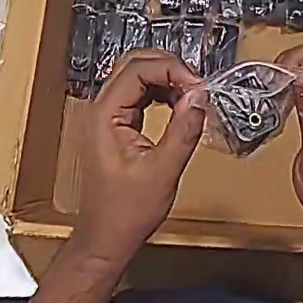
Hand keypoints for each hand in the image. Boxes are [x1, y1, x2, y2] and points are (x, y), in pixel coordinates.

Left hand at [69, 49, 207, 267]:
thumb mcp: (163, 171)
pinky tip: (179, 104)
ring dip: (167, 78)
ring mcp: (107, 115)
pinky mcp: (117, 123)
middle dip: (170, 67)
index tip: (197, 85)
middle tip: (196, 85)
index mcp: (105, 115)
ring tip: (191, 94)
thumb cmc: (126, 212)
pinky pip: (140, 92)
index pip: (138, 69)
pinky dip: (161, 91)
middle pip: (135, 64)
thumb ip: (183, 130)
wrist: (106, 238)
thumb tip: (200, 96)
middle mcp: (102, 109)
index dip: (171, 70)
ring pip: (138, 75)